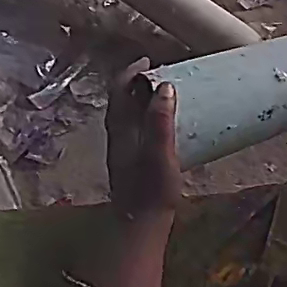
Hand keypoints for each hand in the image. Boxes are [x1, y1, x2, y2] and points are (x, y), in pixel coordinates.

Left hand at [106, 60, 182, 221]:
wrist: (140, 225)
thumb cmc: (152, 190)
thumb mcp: (160, 153)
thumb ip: (160, 121)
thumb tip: (164, 87)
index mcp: (121, 129)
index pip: (119, 90)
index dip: (131, 72)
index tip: (150, 61)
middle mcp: (118, 135)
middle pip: (122, 99)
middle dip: (139, 81)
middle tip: (163, 72)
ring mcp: (125, 147)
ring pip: (129, 112)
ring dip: (144, 97)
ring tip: (168, 91)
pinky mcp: (134, 158)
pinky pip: (138, 125)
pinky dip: (149, 114)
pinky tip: (167, 120)